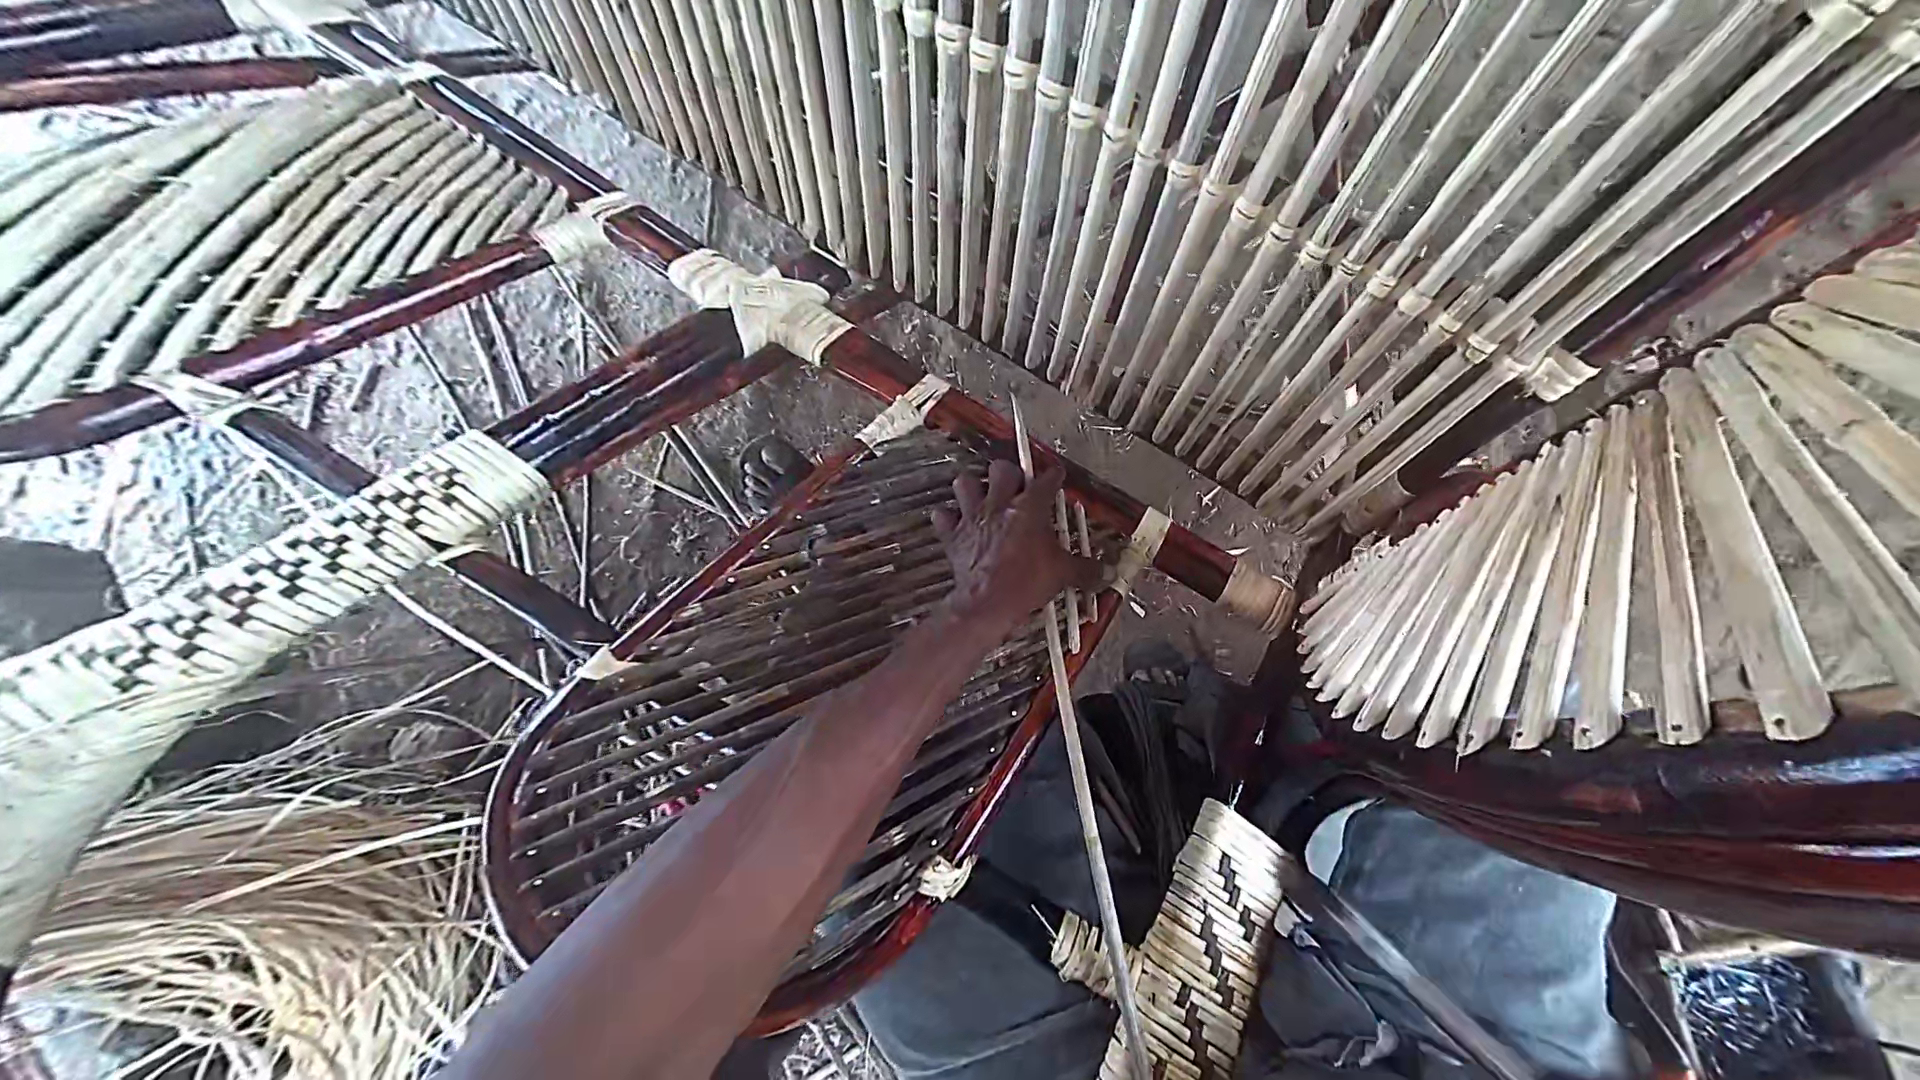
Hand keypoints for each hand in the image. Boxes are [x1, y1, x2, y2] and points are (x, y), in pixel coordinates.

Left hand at [931, 459, 1105, 635]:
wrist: (988, 603)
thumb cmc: (1026, 583)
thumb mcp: (1063, 574)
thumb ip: (1085, 569)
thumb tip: (1104, 572)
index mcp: (1030, 507)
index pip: (1046, 479)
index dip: (1053, 475)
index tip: (1056, 476)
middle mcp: (999, 505)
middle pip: (1002, 469)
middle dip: (1010, 474)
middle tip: (1016, 487)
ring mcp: (973, 518)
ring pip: (965, 483)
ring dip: (973, 487)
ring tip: (982, 496)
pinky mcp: (953, 535)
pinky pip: (942, 516)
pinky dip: (948, 518)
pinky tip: (956, 522)